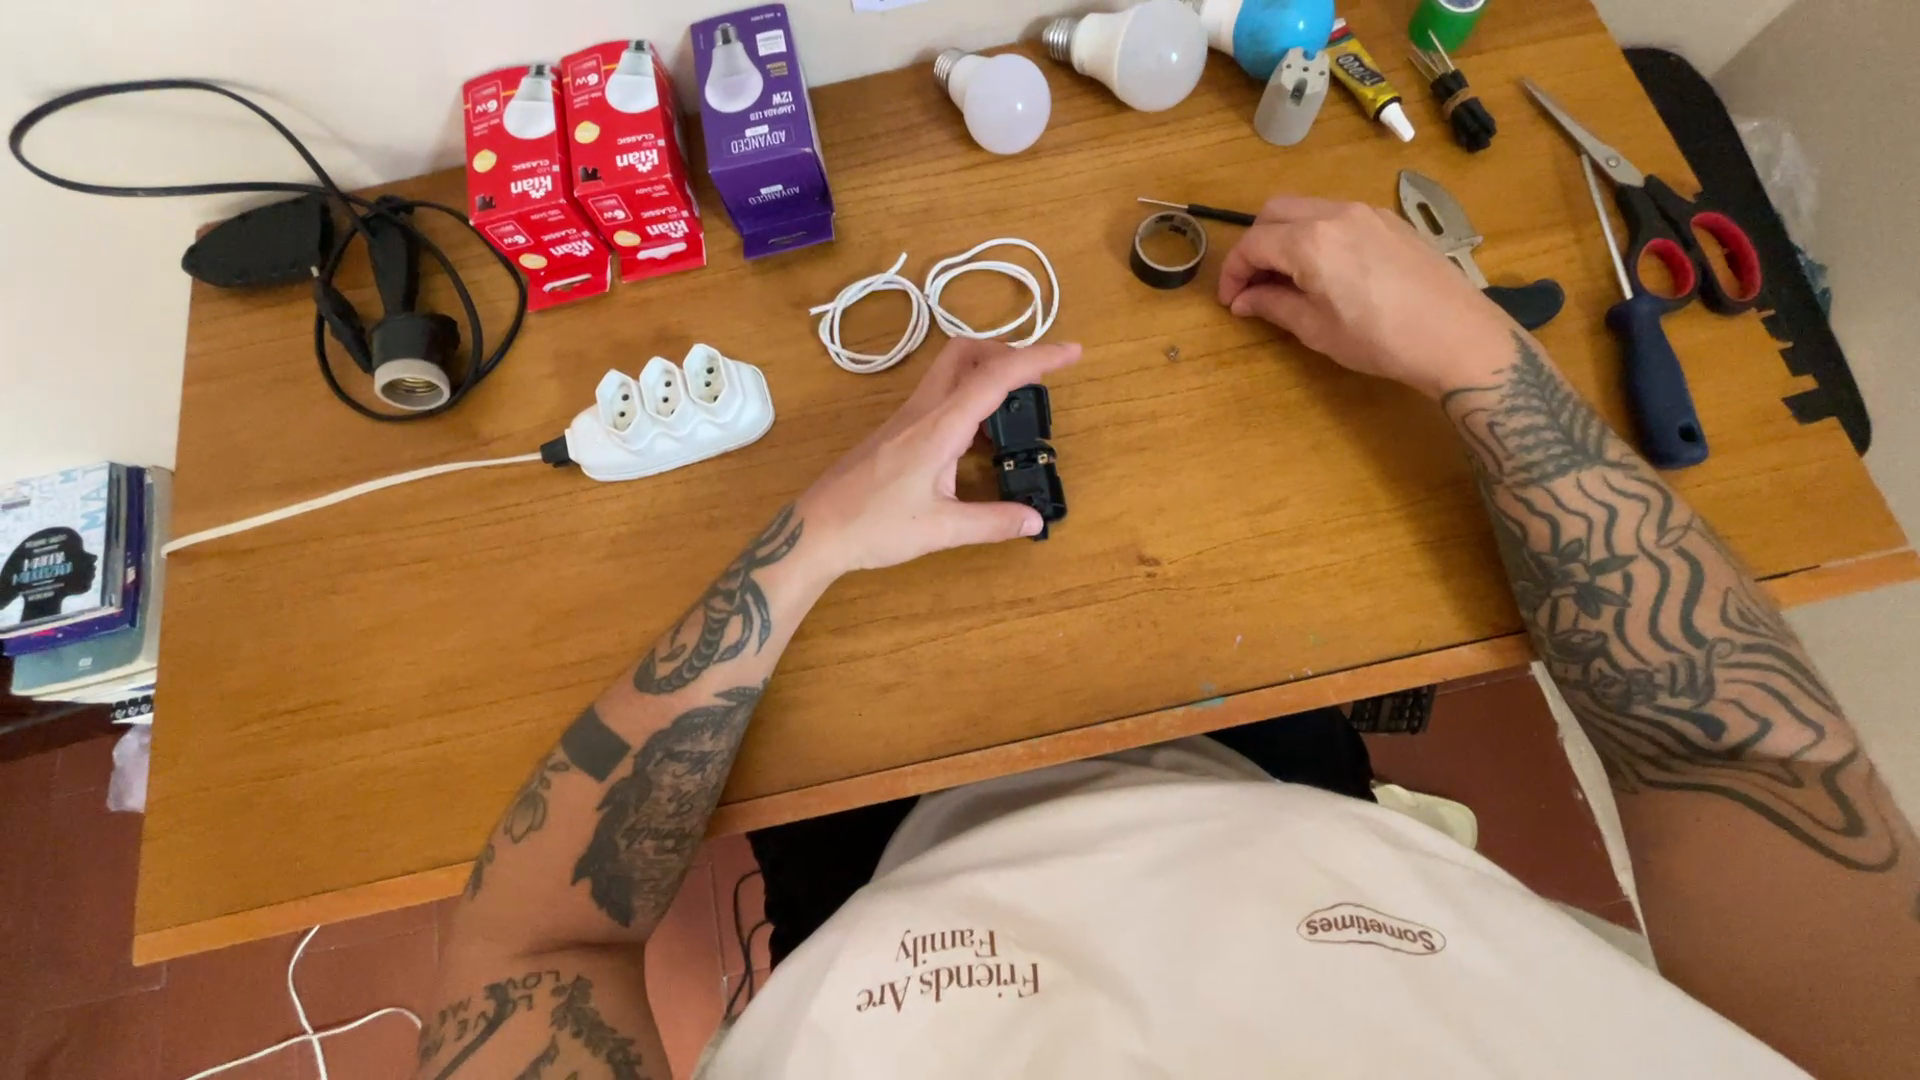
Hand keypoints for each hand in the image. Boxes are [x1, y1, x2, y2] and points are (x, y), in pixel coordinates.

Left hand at [798, 339, 1080, 573]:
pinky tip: (975, 435)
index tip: (1072, 353)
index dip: (1038, 359)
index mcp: (939, 426)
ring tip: (1014, 404)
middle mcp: (922, 410)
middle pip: (965, 352)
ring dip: (985, 370)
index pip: (996, 377)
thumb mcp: (941, 530)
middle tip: (1036, 377)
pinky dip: (966, 395)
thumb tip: (1035, 520)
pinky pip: (937, 395)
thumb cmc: (874, 527)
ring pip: (948, 370)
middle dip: (1006, 350)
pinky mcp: (895, 431)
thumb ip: (992, 522)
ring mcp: (904, 418)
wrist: (816, 530)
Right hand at [1217, 195, 1517, 397]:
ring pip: (1305, 208)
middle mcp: (1335, 215)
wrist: (1454, 334)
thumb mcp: (1315, 329)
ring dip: (1283, 237)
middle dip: (1254, 246)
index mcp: (1310, 243)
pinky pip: (1335, 215)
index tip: (1231, 301)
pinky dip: (1313, 234)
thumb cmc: (1378, 339)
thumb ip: (1273, 305)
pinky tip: (1320, 270)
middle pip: (1274, 212)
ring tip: (1284, 279)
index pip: (1253, 244)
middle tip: (1251, 284)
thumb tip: (1244, 300)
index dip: (1232, 272)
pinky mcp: (1387, 221)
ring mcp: (1366, 213)